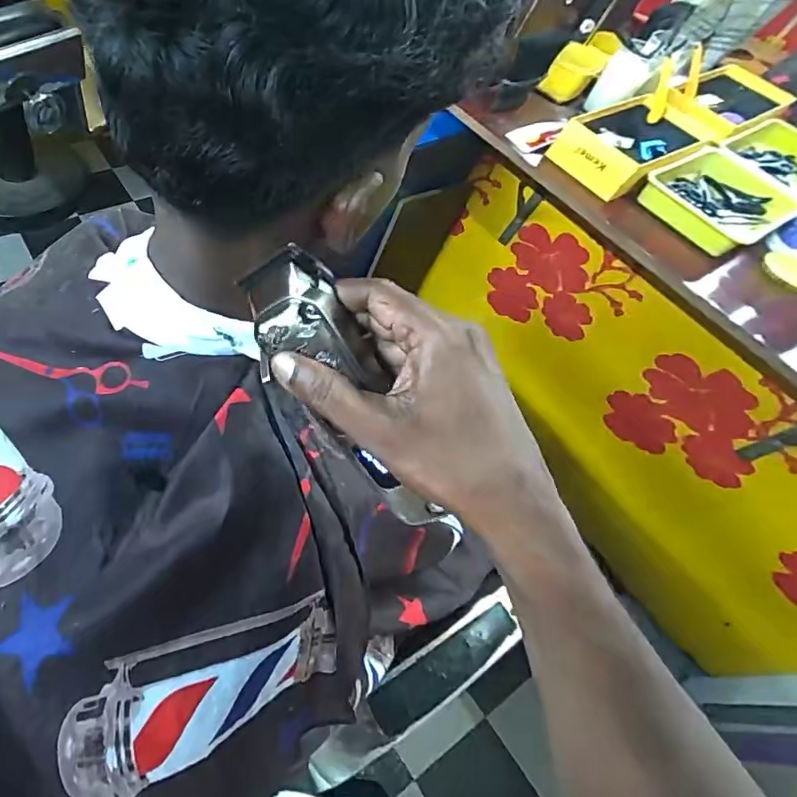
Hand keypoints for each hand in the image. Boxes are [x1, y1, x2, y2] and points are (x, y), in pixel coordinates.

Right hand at [269, 279, 568, 546]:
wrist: (515, 503)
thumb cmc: (448, 462)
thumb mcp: (377, 429)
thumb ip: (326, 392)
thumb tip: (281, 362)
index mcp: (437, 335)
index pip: (377, 292)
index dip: (336, 297)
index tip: (301, 313)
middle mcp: (456, 332)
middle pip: (390, 311)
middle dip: (346, 326)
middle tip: (306, 347)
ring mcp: (467, 351)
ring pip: (403, 334)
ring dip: (367, 348)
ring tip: (328, 369)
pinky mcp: (470, 371)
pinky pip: (420, 351)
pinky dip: (389, 362)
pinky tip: (365, 387)